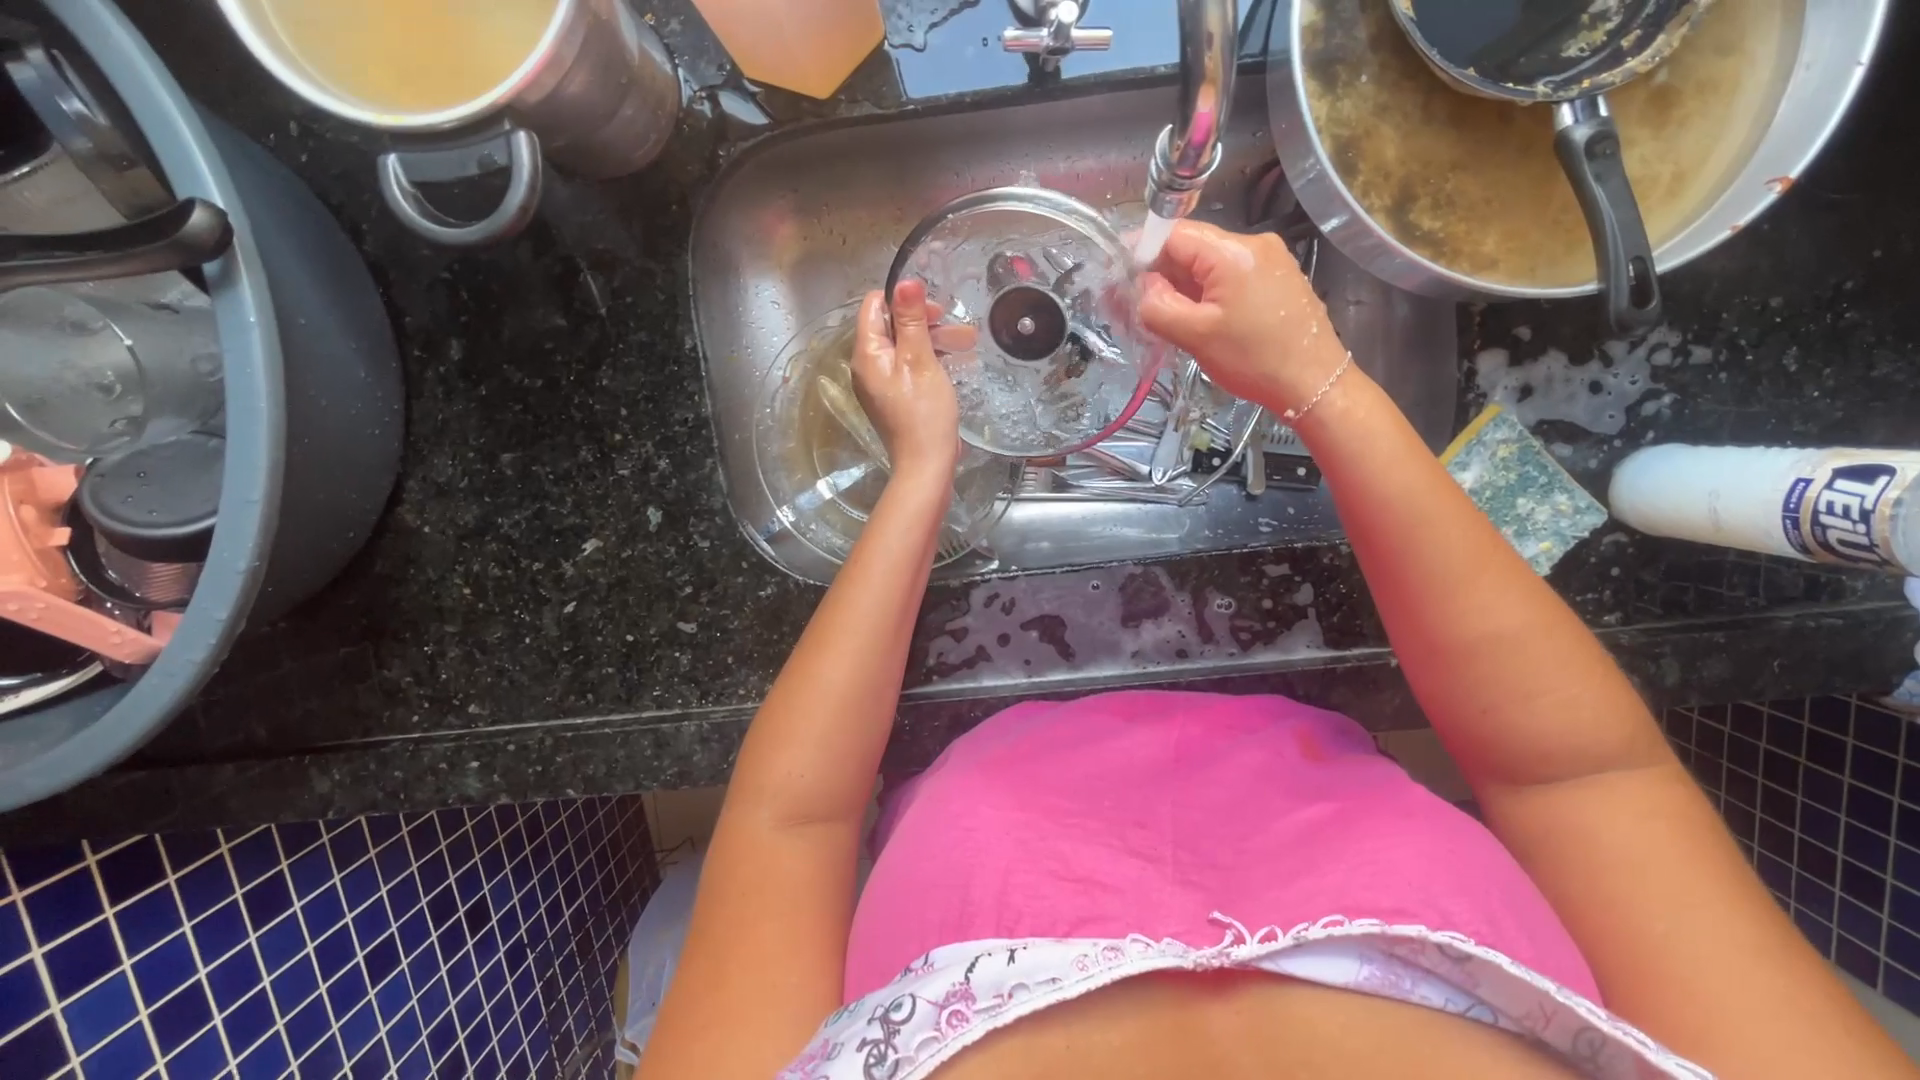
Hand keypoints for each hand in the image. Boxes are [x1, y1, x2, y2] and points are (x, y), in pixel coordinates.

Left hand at [852, 280, 960, 481]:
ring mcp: (880, 383)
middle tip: (955, 327)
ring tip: (967, 342)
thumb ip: (911, 320)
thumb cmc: (924, 412)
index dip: (903, 300)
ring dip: (934, 340)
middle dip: (925, 321)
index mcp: (867, 354)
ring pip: (904, 347)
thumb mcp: (921, 359)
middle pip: (890, 326)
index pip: (874, 306)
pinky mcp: (895, 397)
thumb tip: (905, 282)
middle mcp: (867, 366)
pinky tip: (955, 361)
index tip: (932, 308)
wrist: (925, 464)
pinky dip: (930, 360)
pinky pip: (909, 367)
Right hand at [1139, 220, 1352, 416]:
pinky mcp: (1276, 277)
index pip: (1173, 233)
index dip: (1141, 252)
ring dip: (1183, 286)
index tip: (1120, 277)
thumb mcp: (1195, 336)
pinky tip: (1197, 319)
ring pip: (1208, 264)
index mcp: (1232, 252)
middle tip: (1135, 304)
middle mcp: (1253, 243)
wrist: (1315, 382)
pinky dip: (1207, 293)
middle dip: (1160, 274)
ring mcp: (1269, 259)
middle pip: (1191, 247)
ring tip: (1165, 318)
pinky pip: (1229, 276)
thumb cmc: (1255, 360)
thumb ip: (1158, 305)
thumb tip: (1143, 285)